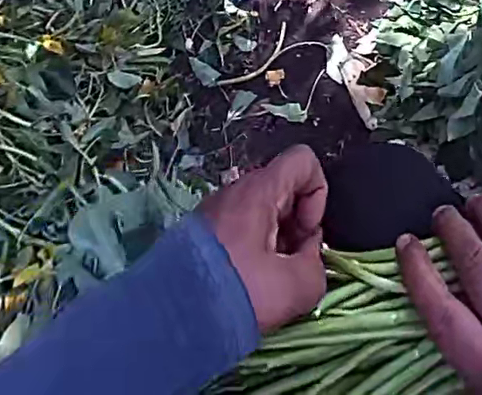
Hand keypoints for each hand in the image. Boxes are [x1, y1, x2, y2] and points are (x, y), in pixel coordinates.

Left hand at [198, 144, 328, 332]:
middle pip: (285, 189)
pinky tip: (243, 287)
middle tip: (289, 266)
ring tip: (266, 284)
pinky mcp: (201, 233)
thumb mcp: (291, 289)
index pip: (304, 160)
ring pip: (264, 212)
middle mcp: (237, 189)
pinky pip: (241, 229)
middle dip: (297, 227)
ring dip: (276, 244)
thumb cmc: (233, 293)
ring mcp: (216, 209)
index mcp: (260, 189)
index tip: (306, 234)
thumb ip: (316, 270)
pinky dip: (253, 252)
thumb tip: (309, 258)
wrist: (164, 320)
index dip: (317, 195)